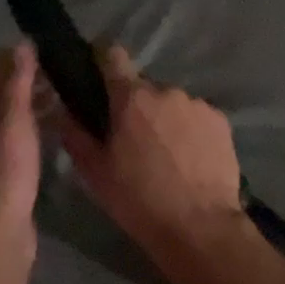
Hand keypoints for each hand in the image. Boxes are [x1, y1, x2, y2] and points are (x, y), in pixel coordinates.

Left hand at [0, 44, 41, 259]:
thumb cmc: (4, 166)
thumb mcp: (13, 116)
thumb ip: (17, 78)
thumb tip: (22, 42)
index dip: (14, 56)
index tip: (47, 51)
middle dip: (28, 79)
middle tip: (62, 73)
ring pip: (10, 115)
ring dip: (34, 103)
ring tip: (67, 95)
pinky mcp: (0, 170)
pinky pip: (18, 138)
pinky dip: (35, 128)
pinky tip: (59, 128)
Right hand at [47, 46, 244, 258]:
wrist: (200, 227)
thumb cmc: (139, 200)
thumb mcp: (95, 173)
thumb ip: (76, 135)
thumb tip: (63, 110)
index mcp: (131, 97)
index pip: (113, 56)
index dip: (103, 61)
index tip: (98, 76)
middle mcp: (166, 90)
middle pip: (144, 88)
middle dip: (136, 106)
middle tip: (133, 140)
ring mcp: (197, 104)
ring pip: (172, 103)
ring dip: (165, 119)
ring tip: (166, 156)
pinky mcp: (221, 121)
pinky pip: (197, 117)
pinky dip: (190, 131)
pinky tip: (190, 160)